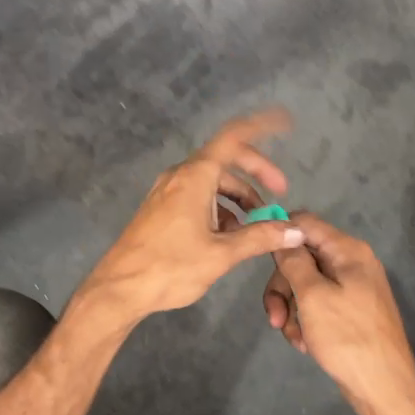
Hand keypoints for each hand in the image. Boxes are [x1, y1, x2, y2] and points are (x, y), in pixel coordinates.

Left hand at [79, 109, 307, 321]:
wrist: (119, 289)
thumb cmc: (171, 268)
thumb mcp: (221, 254)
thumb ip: (260, 237)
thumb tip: (295, 230)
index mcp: (195, 177)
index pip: (233, 137)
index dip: (261, 126)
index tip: (285, 124)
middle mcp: (179, 176)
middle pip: (225, 160)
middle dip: (255, 174)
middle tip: (280, 194)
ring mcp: (166, 193)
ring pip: (210, 182)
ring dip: (236, 196)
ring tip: (254, 226)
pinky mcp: (159, 210)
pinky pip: (195, 196)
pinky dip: (217, 207)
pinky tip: (227, 235)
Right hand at [263, 213, 414, 402]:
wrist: (382, 384)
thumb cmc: (346, 335)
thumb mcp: (312, 296)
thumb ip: (293, 261)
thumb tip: (282, 233)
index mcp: (348, 251)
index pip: (304, 223)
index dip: (278, 233)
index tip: (255, 252)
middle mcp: (352, 263)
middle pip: (301, 259)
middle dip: (282, 287)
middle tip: (274, 318)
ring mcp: (352, 288)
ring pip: (305, 286)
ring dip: (291, 310)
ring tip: (293, 337)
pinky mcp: (349, 311)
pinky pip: (317, 305)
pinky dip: (305, 322)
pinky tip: (305, 343)